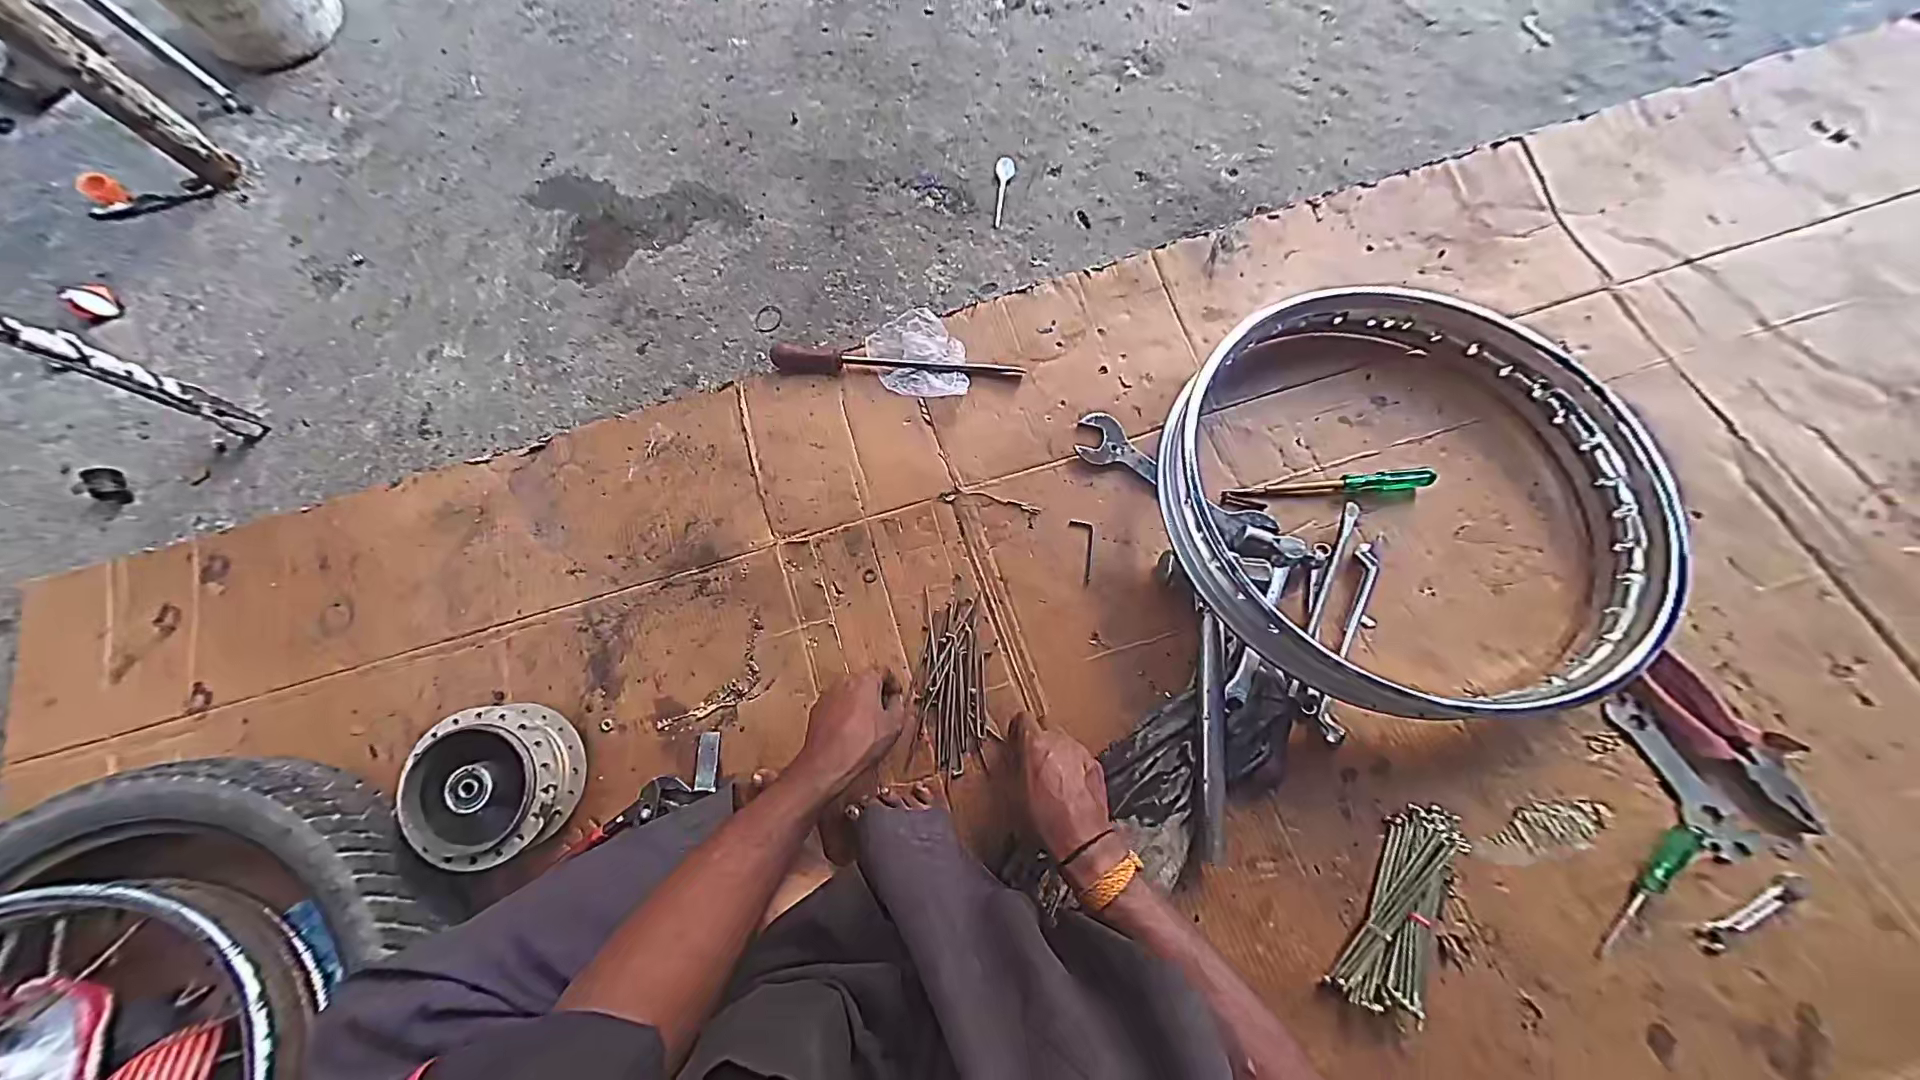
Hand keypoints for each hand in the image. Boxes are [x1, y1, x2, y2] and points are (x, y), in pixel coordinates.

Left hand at [789, 669, 904, 795]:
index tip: (897, 696)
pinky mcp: (817, 709)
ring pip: (849, 693)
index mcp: (865, 680)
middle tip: (884, 712)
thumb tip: (896, 699)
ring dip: (859, 703)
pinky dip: (844, 712)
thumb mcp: (894, 725)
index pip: (884, 671)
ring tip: (866, 725)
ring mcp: (828, 695)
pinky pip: (836, 705)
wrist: (826, 764)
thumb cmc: (862, 744)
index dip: (893, 684)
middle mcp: (844, 681)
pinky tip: (849, 731)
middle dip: (876, 693)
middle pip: (865, 681)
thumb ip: (899, 706)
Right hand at [1011, 713, 1120, 887]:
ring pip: (1062, 741)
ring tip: (1052, 777)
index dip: (1018, 730)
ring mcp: (1078, 750)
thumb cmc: (1047, 820)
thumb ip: (1013, 764)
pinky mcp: (1093, 762)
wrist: (1081, 837)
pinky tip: (1068, 785)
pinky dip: (1072, 764)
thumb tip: (1011, 754)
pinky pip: (1077, 755)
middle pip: (1044, 729)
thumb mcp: (1014, 793)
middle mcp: (1058, 741)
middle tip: (1033, 763)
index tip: (1017, 739)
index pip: (1023, 718)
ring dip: (1056, 753)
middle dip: (1038, 742)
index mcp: (1035, 744)